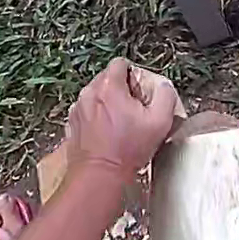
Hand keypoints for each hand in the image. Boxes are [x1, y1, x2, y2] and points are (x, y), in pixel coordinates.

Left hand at [62, 58, 178, 178]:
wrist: (99, 175)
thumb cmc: (129, 148)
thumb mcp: (160, 121)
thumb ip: (166, 95)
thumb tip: (163, 85)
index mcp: (109, 87)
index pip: (120, 63)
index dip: (134, 74)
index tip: (141, 92)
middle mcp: (89, 93)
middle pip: (107, 78)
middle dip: (121, 88)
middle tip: (134, 109)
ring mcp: (78, 108)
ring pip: (96, 94)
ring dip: (108, 102)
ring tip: (120, 122)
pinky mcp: (72, 123)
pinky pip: (87, 110)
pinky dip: (97, 116)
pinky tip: (107, 132)